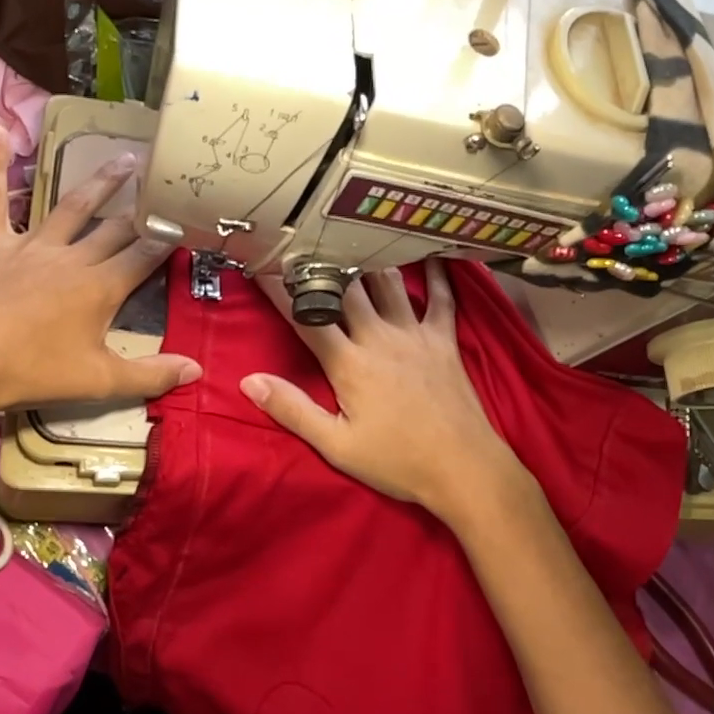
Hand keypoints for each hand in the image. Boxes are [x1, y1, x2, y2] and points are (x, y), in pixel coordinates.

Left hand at [0, 124, 199, 416]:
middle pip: (115, 228)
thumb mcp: (99, 381)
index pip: (144, 256)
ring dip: (99, 183)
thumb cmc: (31, 370)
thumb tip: (197, 369)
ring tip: (122, 160)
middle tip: (163, 181)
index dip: (167, 239)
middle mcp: (72, 258)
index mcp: (101, 287)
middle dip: (143, 207)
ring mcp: (30, 245)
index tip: (188, 221)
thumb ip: (151, 375)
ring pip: (71, 206)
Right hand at [241, 260, 532, 520]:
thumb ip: (293, 409)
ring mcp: (415, 334)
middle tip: (305, 246)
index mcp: (349, 362)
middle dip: (323, 266)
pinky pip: (441, 298)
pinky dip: (436, 275)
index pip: (307, 316)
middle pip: (347, 289)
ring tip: (353, 244)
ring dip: (368, 264)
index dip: (282, 290)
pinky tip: (430, 256)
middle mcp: (380, 337)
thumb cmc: (397, 462)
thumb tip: (250, 381)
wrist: (464, 468)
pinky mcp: (444, 340)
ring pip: (388, 283)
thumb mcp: (336, 445)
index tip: (264, 266)